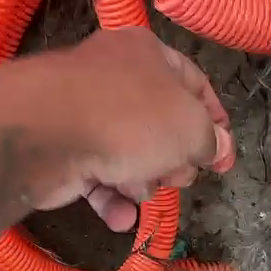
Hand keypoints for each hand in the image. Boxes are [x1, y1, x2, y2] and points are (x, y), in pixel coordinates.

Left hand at [31, 28, 234, 231]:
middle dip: (174, 160)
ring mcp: (86, 114)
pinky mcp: (64, 150)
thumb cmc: (129, 120)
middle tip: (176, 176)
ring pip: (130, 155)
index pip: (195, 84)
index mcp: (148, 54)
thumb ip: (210, 141)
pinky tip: (119, 216)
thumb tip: (219, 149)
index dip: (216, 123)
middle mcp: (115, 78)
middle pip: (161, 126)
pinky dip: (111, 199)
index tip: (225, 159)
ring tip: (140, 191)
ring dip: (142, 183)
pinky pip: (98, 177)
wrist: (45, 134)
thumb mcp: (189, 128)